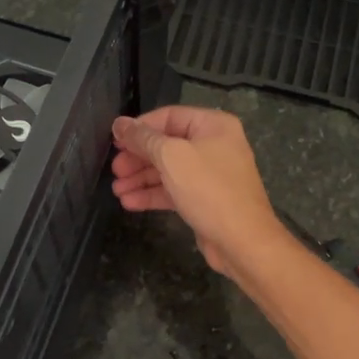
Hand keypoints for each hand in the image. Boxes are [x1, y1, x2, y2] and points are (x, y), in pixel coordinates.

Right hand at [111, 106, 291, 274]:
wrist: (243, 242)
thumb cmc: (208, 189)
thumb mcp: (171, 157)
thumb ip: (143, 138)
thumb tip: (119, 123)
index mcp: (213, 125)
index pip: (168, 116)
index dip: (140, 127)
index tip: (115, 141)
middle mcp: (214, 144)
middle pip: (166, 144)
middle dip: (138, 157)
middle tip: (115, 170)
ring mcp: (210, 173)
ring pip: (168, 169)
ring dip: (141, 178)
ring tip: (117, 190)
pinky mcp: (205, 198)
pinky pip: (174, 189)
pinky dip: (153, 194)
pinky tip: (130, 202)